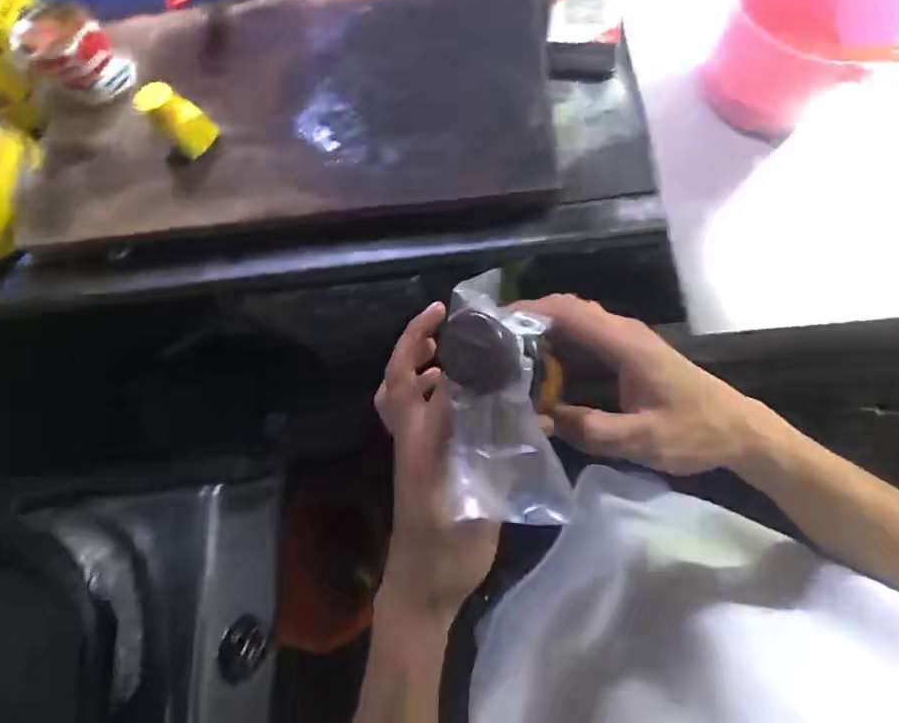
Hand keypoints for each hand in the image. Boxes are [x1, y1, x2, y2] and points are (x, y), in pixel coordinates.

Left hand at [373, 302, 500, 624]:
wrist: (422, 584)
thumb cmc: (449, 546)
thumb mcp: (474, 499)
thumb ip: (487, 452)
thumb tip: (502, 404)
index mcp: (418, 439)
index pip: (411, 377)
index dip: (419, 340)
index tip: (440, 314)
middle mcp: (408, 436)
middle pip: (397, 379)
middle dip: (413, 345)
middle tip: (441, 326)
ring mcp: (409, 449)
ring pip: (401, 397)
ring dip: (419, 369)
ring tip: (451, 355)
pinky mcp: (416, 462)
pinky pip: (415, 417)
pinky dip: (430, 397)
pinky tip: (460, 401)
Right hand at [514, 295, 784, 476]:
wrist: (744, 433)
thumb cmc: (696, 433)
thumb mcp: (642, 440)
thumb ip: (589, 429)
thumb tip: (538, 418)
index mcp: (623, 342)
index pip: (567, 311)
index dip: (528, 311)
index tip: (493, 321)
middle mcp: (620, 331)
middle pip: (563, 309)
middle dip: (525, 319)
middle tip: (490, 338)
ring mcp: (622, 339)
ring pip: (570, 321)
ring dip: (538, 331)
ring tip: (505, 351)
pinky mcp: (623, 351)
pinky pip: (580, 336)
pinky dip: (555, 344)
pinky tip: (538, 367)